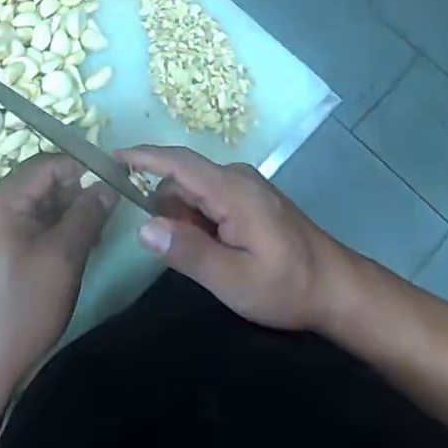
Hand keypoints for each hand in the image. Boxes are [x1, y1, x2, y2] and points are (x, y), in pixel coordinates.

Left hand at [0, 155, 115, 396]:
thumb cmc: (21, 308)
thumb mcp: (62, 257)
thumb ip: (87, 213)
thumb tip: (108, 184)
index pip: (48, 164)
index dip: (85, 169)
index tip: (119, 184)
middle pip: (43, 182)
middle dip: (78, 194)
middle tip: (110, 217)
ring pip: (39, 205)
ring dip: (69, 215)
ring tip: (97, 237)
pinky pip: (30, 225)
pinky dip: (55, 232)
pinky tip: (76, 251)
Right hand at [116, 145, 355, 331]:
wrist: (338, 289)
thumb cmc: (287, 286)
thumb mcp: (233, 279)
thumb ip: (188, 252)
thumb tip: (144, 226)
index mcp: (232, 190)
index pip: (177, 163)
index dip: (142, 157)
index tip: (109, 157)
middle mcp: (237, 177)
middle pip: (181, 180)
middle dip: (170, 213)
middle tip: (188, 256)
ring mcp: (245, 186)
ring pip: (193, 192)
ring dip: (188, 221)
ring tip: (212, 259)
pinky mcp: (250, 198)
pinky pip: (209, 199)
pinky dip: (202, 222)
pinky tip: (220, 250)